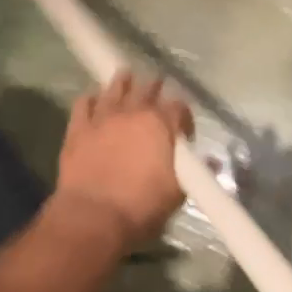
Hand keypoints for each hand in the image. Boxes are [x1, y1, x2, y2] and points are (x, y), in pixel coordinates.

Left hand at [54, 70, 194, 245]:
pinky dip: (90, 98)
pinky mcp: (78, 129)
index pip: (179, 106)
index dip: (184, 115)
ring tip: (126, 74)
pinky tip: (92, 97)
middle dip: (156, 87)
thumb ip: (194, 172)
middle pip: (148, 89)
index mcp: (162, 125)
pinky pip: (83, 104)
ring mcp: (103, 118)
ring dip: (123, 81)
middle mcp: (134, 113)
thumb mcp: (177, 193)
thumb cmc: (142, 207)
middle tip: (158, 85)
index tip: (183, 129)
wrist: (93, 217)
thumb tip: (213, 161)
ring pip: (115, 89)